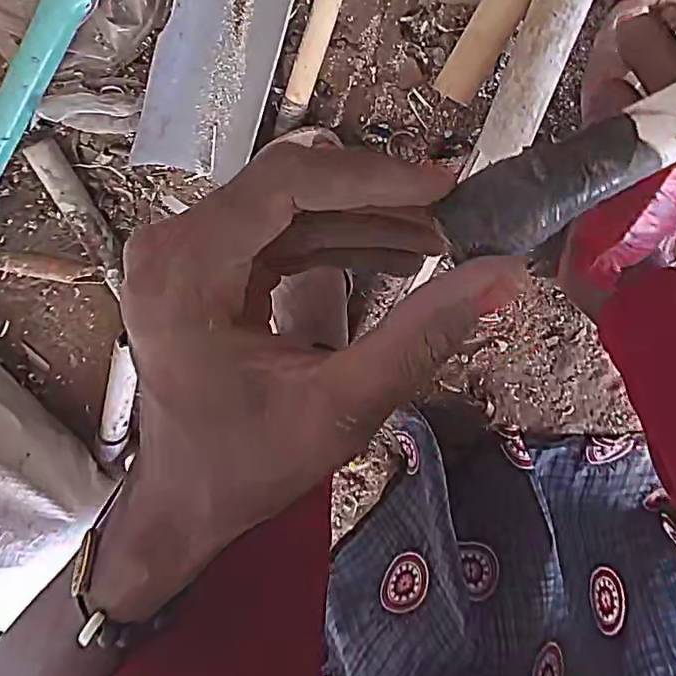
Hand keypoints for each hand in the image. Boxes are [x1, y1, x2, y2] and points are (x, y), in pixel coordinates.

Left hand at [88, 142, 526, 620]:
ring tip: (434, 238)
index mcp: (185, 268)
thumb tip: (501, 275)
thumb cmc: (241, 465)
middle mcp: (174, 240)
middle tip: (449, 211)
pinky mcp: (206, 258)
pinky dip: (338, 237)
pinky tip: (393, 254)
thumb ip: (422, 335)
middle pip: (288, 184)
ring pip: (291, 202)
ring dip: (364, 217)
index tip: (442, 185)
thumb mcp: (340, 407)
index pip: (285, 183)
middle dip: (375, 196)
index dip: (371, 176)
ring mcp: (185, 246)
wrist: (179, 498)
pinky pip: (281, 228)